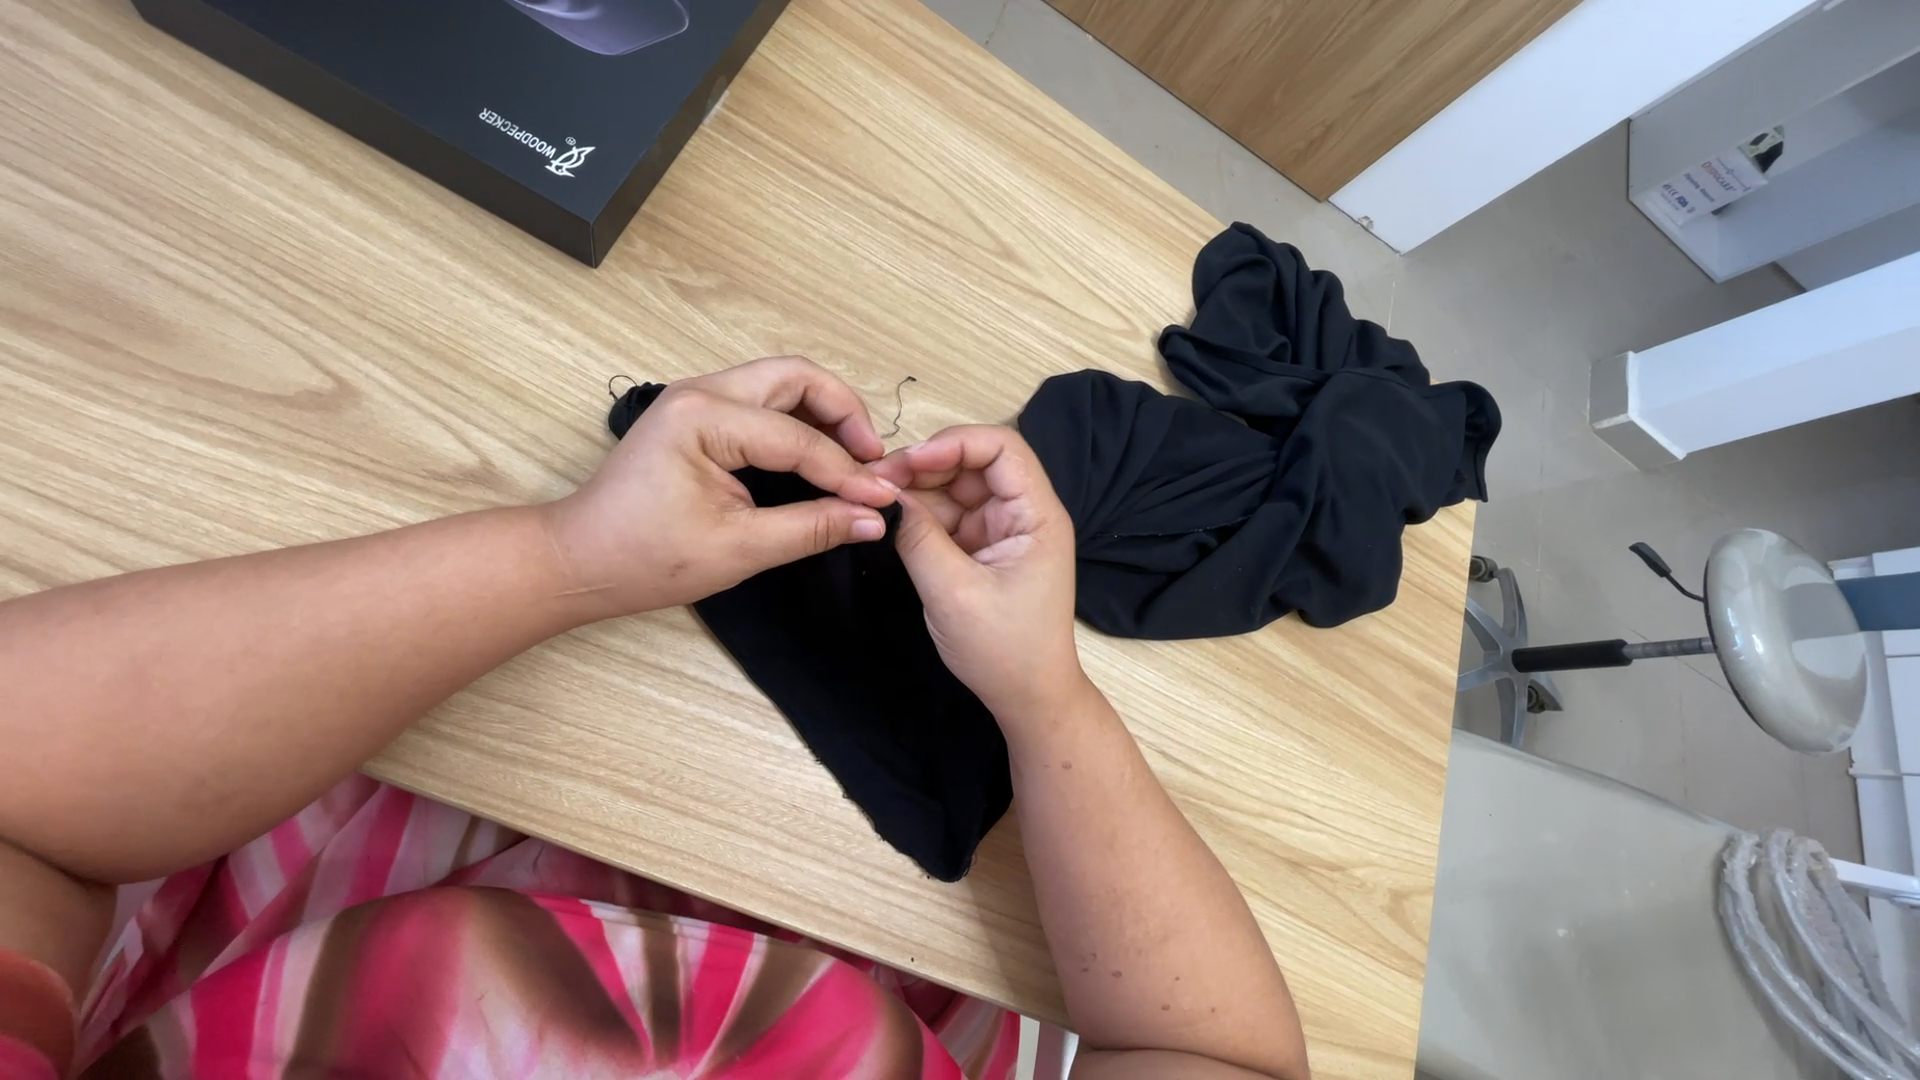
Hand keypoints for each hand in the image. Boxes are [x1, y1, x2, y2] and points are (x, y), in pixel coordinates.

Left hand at [541, 357, 899, 617]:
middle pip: (797, 376)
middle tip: (872, 459)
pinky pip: (765, 402)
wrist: (581, 560)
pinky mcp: (701, 414)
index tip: (883, 500)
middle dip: (844, 413)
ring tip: (854, 456)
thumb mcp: (740, 549)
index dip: (847, 472)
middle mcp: (701, 391)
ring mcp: (699, 397)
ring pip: (783, 382)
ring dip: (825, 413)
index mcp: (703, 418)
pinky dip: (801, 422)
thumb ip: (813, 528)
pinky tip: (820, 455)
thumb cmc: (646, 559)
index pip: (797, 438)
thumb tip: (874, 519)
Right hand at [874, 426, 1087, 720]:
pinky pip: (947, 518)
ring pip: (954, 489)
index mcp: (1036, 516)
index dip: (954, 443)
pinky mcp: (980, 549)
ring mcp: (999, 530)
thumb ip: (918, 538)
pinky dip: (919, 516)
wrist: (1026, 697)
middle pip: (972, 464)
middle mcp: (1021, 513)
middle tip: (874, 482)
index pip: (1002, 448)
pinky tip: (890, 520)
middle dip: (924, 467)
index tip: (908, 463)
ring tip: (874, 500)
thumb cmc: (1004, 649)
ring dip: (915, 490)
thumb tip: (883, 495)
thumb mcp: (953, 592)